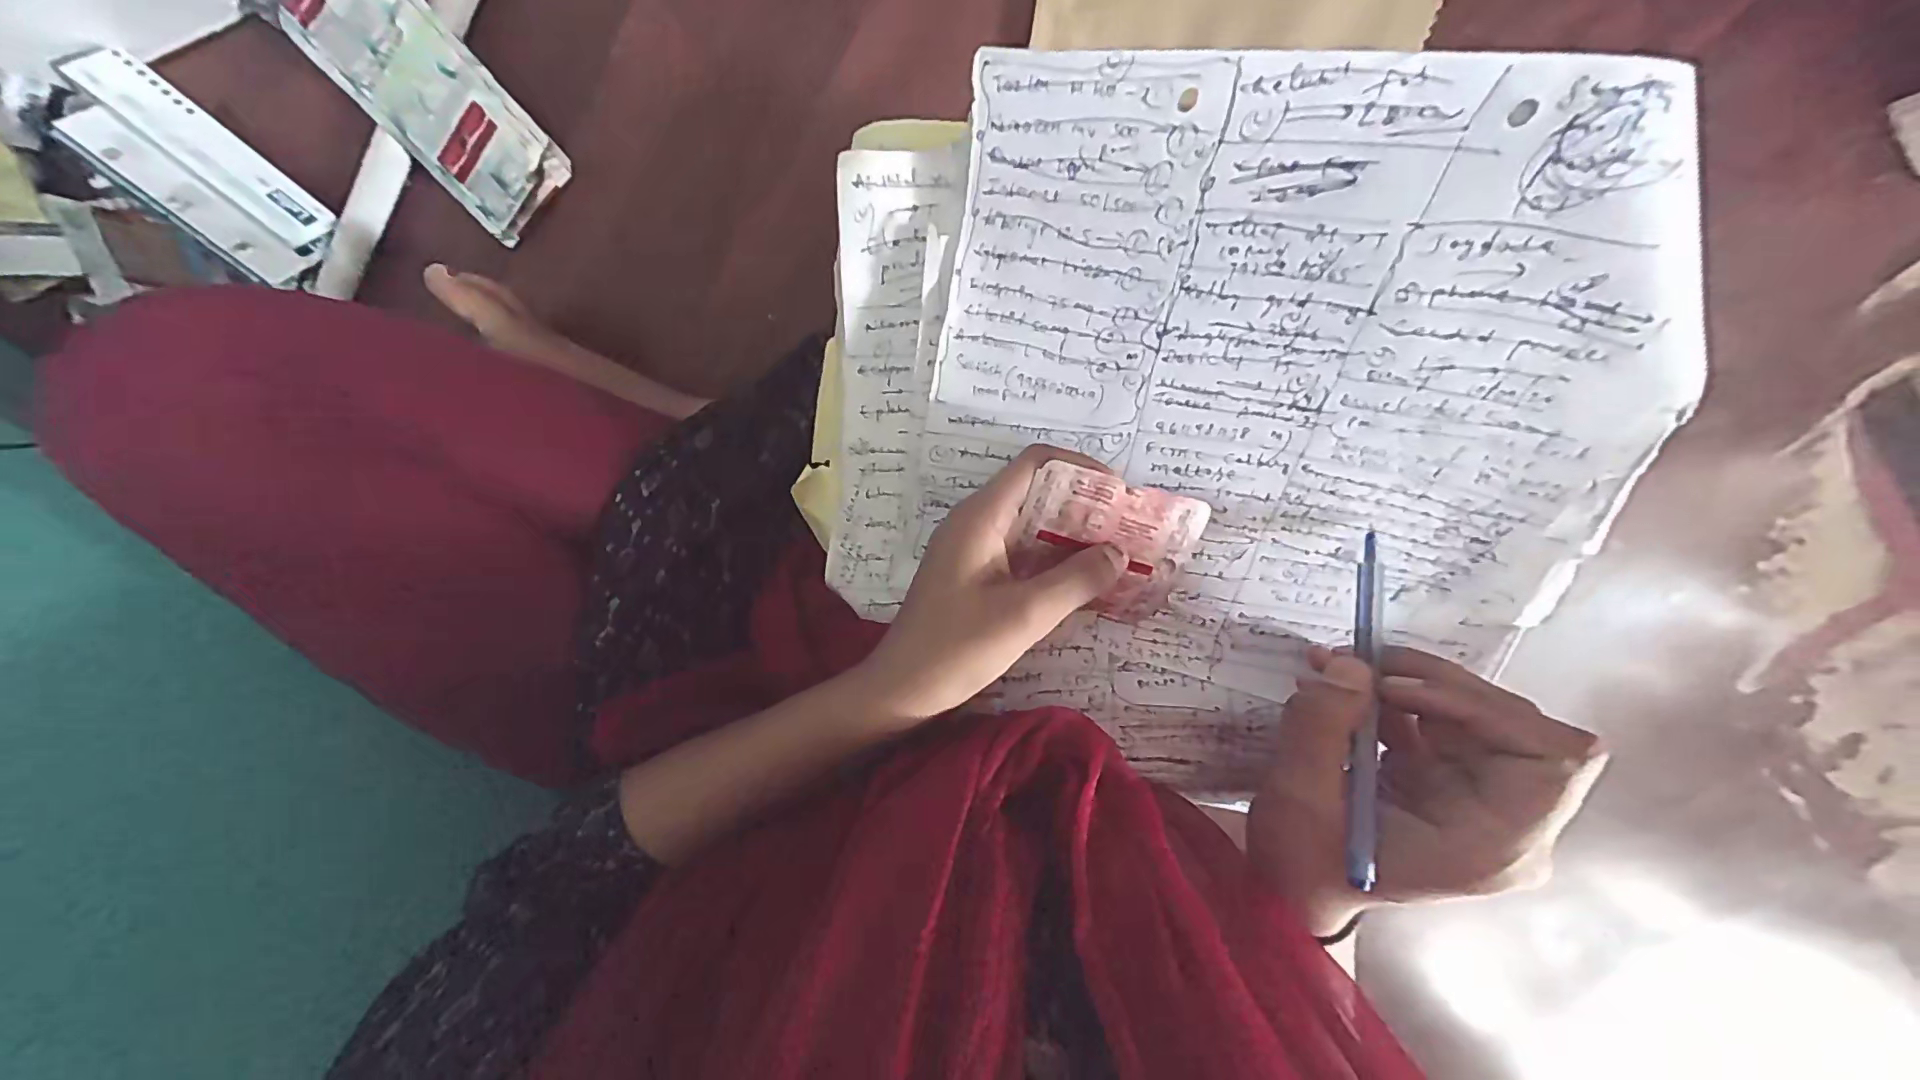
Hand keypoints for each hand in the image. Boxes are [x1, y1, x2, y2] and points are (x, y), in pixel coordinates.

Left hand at [849, 445, 1126, 723]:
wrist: (901, 690)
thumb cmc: (956, 649)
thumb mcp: (1024, 615)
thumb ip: (1076, 580)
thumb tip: (1120, 552)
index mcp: (981, 516)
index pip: (1036, 464)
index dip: (1081, 469)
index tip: (1119, 495)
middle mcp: (976, 523)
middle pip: (1037, 494)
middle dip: (1085, 508)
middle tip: (1128, 531)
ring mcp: (973, 550)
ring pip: (1031, 527)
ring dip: (1072, 538)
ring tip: (1117, 556)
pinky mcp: (975, 576)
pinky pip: (1021, 555)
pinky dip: (1053, 563)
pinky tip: (1085, 584)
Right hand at [1246, 645, 1607, 935]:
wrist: (1297, 887)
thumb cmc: (1303, 859)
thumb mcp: (1299, 793)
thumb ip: (1322, 724)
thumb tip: (1350, 663)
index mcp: (1491, 844)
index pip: (1550, 760)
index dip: (1483, 709)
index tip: (1398, 690)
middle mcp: (1506, 821)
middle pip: (1515, 725)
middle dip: (1437, 682)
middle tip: (1360, 664)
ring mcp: (1479, 798)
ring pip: (1479, 713)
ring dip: (1414, 680)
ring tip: (1343, 668)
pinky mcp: (1449, 779)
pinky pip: (1445, 720)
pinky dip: (1397, 695)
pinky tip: (1348, 693)